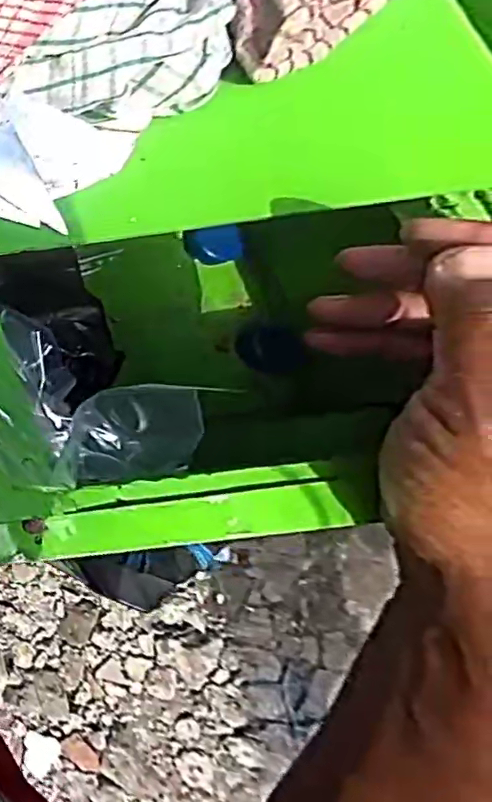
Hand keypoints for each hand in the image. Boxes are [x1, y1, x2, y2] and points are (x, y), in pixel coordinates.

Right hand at [308, 219, 491, 583]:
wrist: (481, 568)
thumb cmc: (481, 490)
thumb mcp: (477, 403)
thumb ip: (482, 324)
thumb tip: (461, 253)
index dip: (489, 241)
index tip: (411, 234)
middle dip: (430, 273)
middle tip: (351, 267)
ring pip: (475, 319)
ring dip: (399, 309)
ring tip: (325, 312)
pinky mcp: (491, 404)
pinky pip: (452, 353)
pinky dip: (396, 342)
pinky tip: (340, 342)